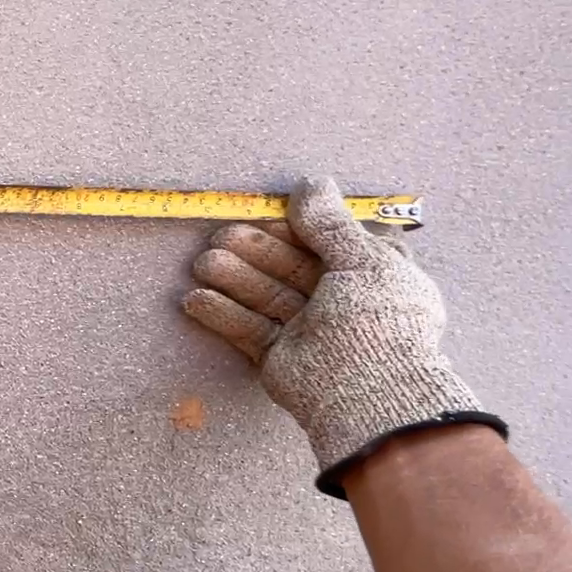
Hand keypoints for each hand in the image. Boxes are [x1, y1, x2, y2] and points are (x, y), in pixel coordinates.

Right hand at [182, 176, 504, 496]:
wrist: (363, 388)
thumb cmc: (376, 319)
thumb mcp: (363, 260)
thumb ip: (330, 224)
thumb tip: (310, 183)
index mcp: (371, 272)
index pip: (326, 241)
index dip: (295, 228)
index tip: (265, 216)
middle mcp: (339, 297)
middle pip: (286, 267)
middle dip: (253, 252)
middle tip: (219, 238)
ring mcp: (306, 327)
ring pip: (261, 294)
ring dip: (232, 279)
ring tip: (202, 264)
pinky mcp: (276, 352)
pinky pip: (245, 327)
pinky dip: (220, 313)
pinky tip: (194, 299)